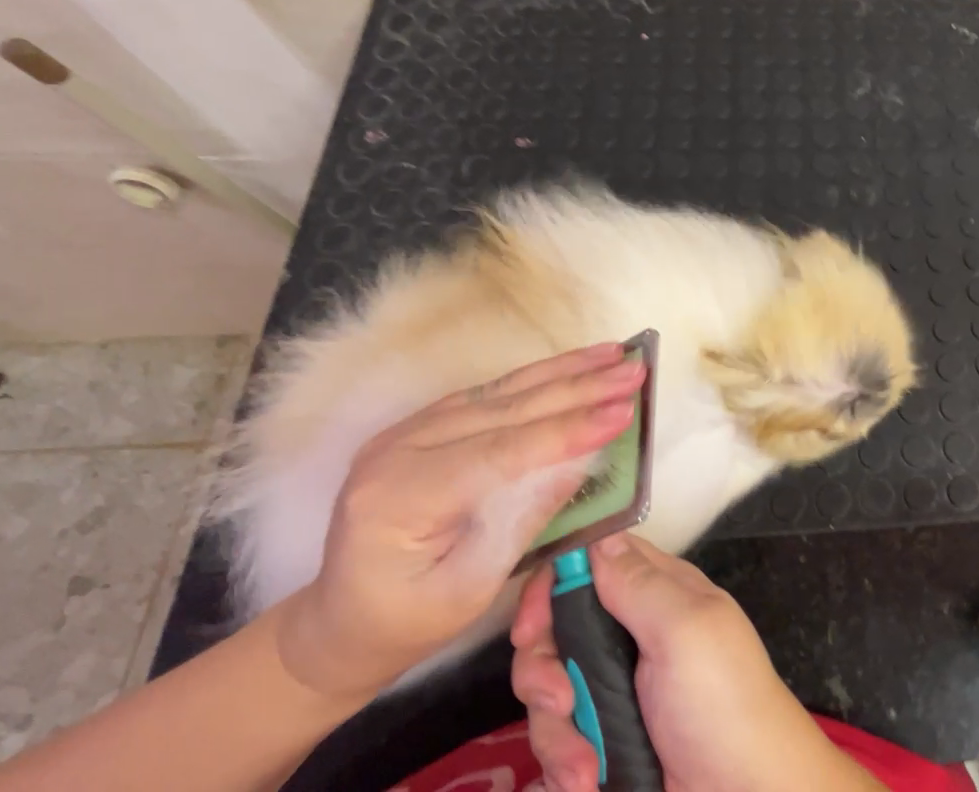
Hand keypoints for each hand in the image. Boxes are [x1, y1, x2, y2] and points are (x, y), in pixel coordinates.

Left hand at [276, 343, 646, 698]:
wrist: (342, 623)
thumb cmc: (406, 622)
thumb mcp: (470, 588)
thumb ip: (522, 520)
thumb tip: (581, 462)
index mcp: (401, 495)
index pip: (500, 452)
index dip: (568, 430)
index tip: (625, 412)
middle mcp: (398, 449)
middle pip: (505, 410)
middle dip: (579, 389)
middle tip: (637, 371)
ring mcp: (407, 431)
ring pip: (501, 391)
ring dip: (566, 371)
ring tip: (618, 355)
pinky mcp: (423, 426)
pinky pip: (490, 394)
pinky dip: (540, 378)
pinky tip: (576, 366)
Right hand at [512, 534, 882, 791]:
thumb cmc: (720, 701)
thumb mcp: (685, 630)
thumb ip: (639, 585)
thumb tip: (599, 538)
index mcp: (658, 594)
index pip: (589, 563)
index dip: (551, 587)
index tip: (530, 628)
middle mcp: (633, 633)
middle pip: (556, 632)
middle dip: (543, 672)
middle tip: (561, 702)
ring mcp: (617, 688)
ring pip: (550, 693)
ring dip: (559, 735)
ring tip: (587, 768)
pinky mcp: (606, 736)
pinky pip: (561, 740)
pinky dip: (566, 764)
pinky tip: (586, 782)